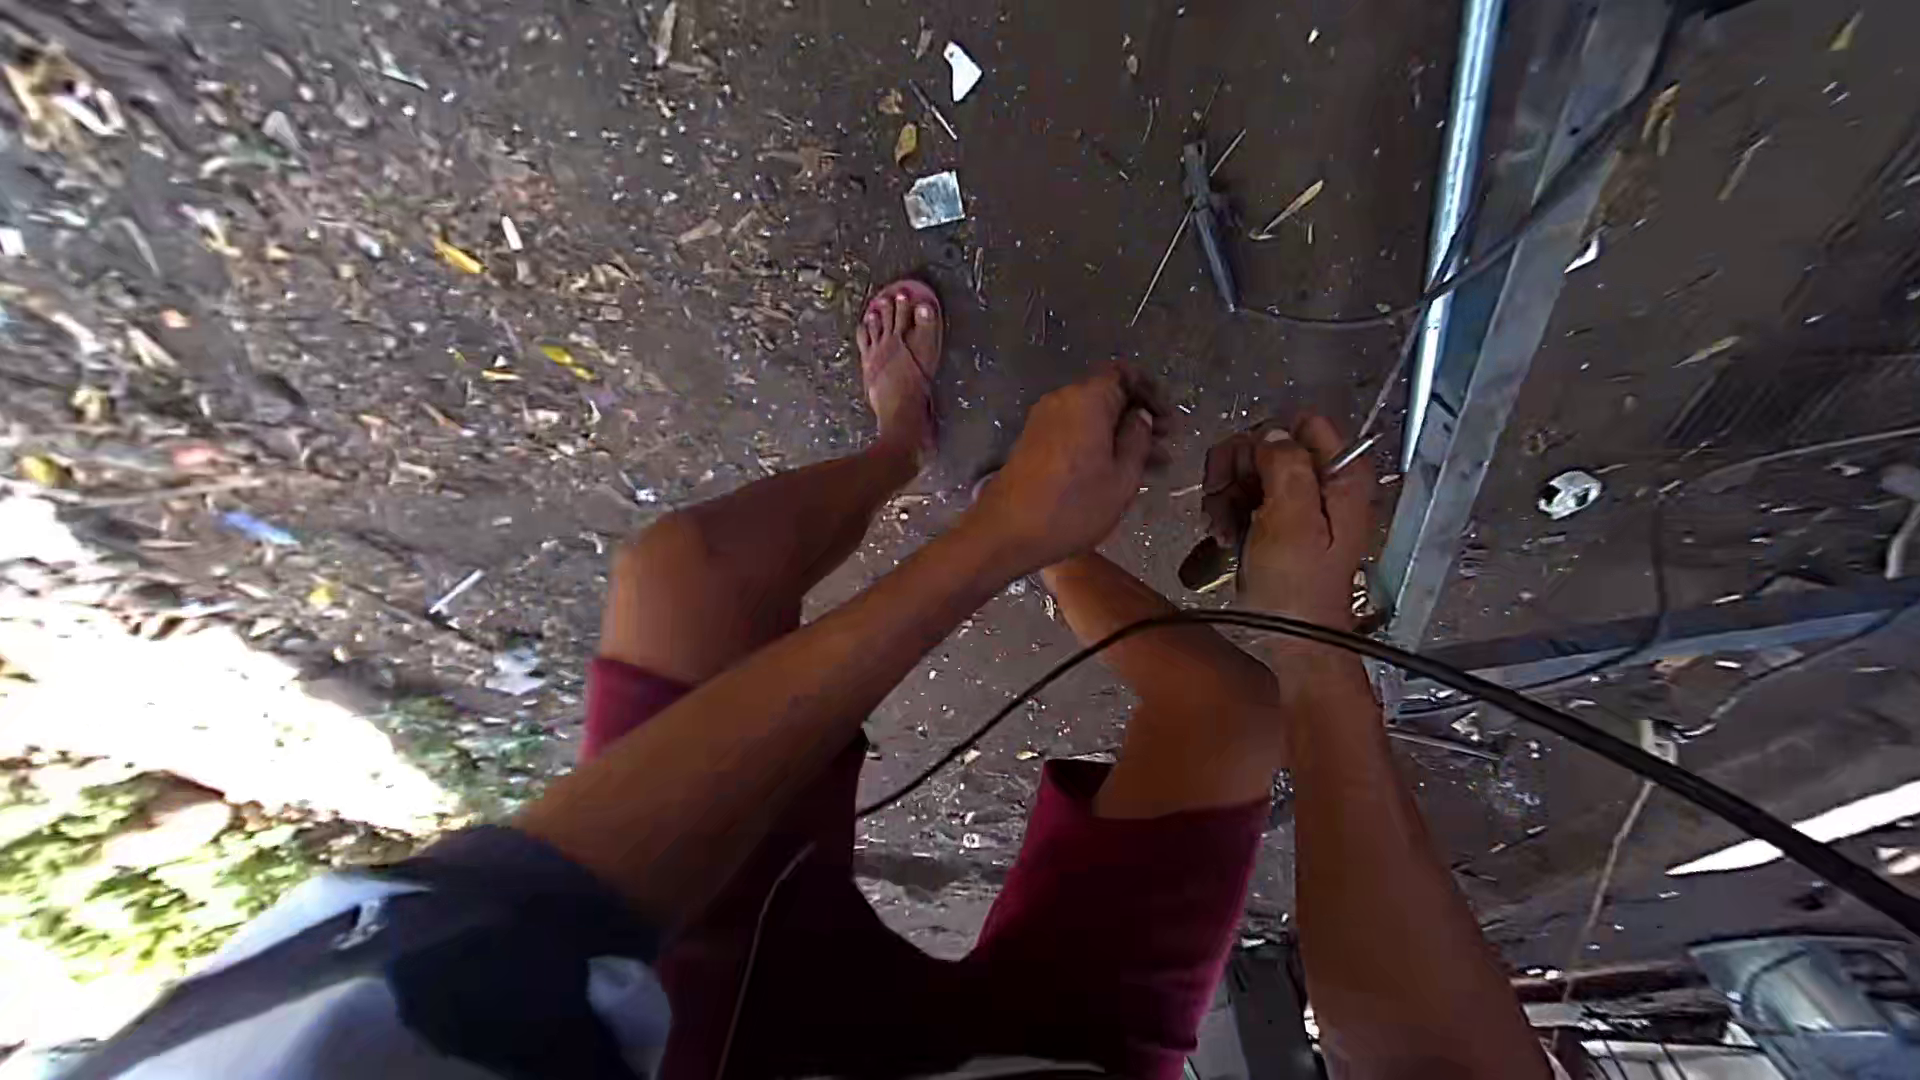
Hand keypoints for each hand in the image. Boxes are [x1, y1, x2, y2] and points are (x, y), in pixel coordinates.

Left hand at [969, 366, 1166, 572]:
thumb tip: (1139, 416)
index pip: (1125, 374)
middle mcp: (1061, 400)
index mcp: (1087, 399)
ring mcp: (1042, 422)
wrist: (1005, 532)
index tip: (1166, 422)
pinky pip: (1073, 433)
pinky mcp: (1032, 443)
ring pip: (1091, 419)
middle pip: (1107, 397)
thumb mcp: (1122, 478)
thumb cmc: (1072, 507)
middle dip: (1138, 419)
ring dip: (1120, 437)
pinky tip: (1115, 474)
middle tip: (1164, 449)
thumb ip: (1138, 439)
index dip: (1151, 392)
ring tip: (1149, 469)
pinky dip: (1096, 446)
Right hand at [1202, 415, 1372, 628]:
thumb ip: (1286, 468)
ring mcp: (1294, 503)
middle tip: (1222, 501)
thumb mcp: (1292, 521)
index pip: (1302, 425)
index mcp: (1340, 477)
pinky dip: (1225, 512)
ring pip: (1248, 471)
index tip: (1246, 474)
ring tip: (1221, 528)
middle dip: (1236, 470)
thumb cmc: (1295, 584)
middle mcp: (1320, 483)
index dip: (1266, 442)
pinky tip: (1223, 536)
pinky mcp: (1271, 522)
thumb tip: (1271, 434)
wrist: (1288, 638)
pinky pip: (1240, 497)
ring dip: (1224, 494)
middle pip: (1268, 445)